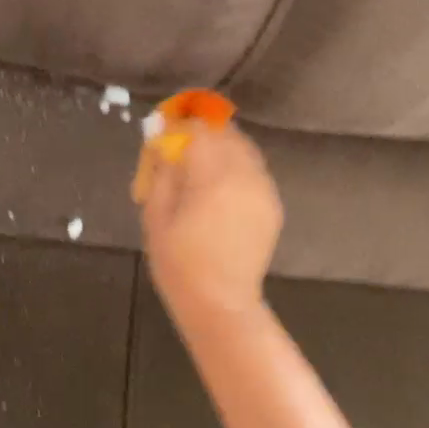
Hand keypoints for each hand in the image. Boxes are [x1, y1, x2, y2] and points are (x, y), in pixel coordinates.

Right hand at [139, 125, 283, 318]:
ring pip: (244, 147)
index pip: (199, 129)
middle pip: (226, 132)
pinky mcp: (272, 203)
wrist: (221, 303)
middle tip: (182, 142)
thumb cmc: (179, 262)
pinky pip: (255, 168)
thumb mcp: (156, 214)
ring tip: (202, 161)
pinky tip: (223, 184)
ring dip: (223, 145)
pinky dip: (238, 165)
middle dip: (203, 131)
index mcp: (212, 176)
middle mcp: (244, 175)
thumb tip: (162, 140)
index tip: (164, 130)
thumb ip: (162, 170)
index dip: (180, 124)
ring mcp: (263, 189)